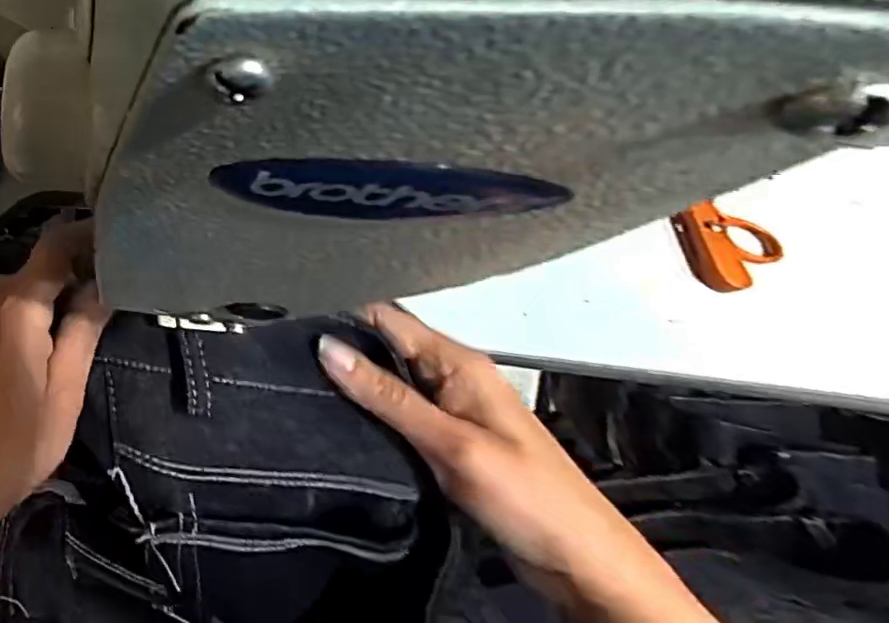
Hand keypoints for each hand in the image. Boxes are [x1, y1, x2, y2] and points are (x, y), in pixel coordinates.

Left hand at [0, 221, 111, 542]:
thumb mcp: (66, 386)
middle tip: (121, 271)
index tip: (120, 235)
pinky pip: (16, 299)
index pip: (55, 244)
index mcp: (19, 304)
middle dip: (80, 259)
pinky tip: (66, 320)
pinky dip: (43, 299)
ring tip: (102, 294)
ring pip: (29, 279)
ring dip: (62, 281)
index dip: (87, 233)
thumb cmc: (19, 439)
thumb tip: (104, 284)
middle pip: (41, 260)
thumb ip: (85, 327)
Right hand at [317, 305, 713, 622]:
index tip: (300, 331)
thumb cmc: (534, 502)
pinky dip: (375, 413)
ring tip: (312, 390)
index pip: (386, 317)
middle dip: (346, 350)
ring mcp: (453, 408)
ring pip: (390, 380)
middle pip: (385, 345)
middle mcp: (453, 376)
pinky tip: (350, 423)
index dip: (344, 318)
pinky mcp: (450, 439)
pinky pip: (401, 412)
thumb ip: (386, 397)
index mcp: (459, 362)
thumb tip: (328, 348)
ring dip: (359, 384)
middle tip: (298, 363)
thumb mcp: (451, 445)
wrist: (590, 572)